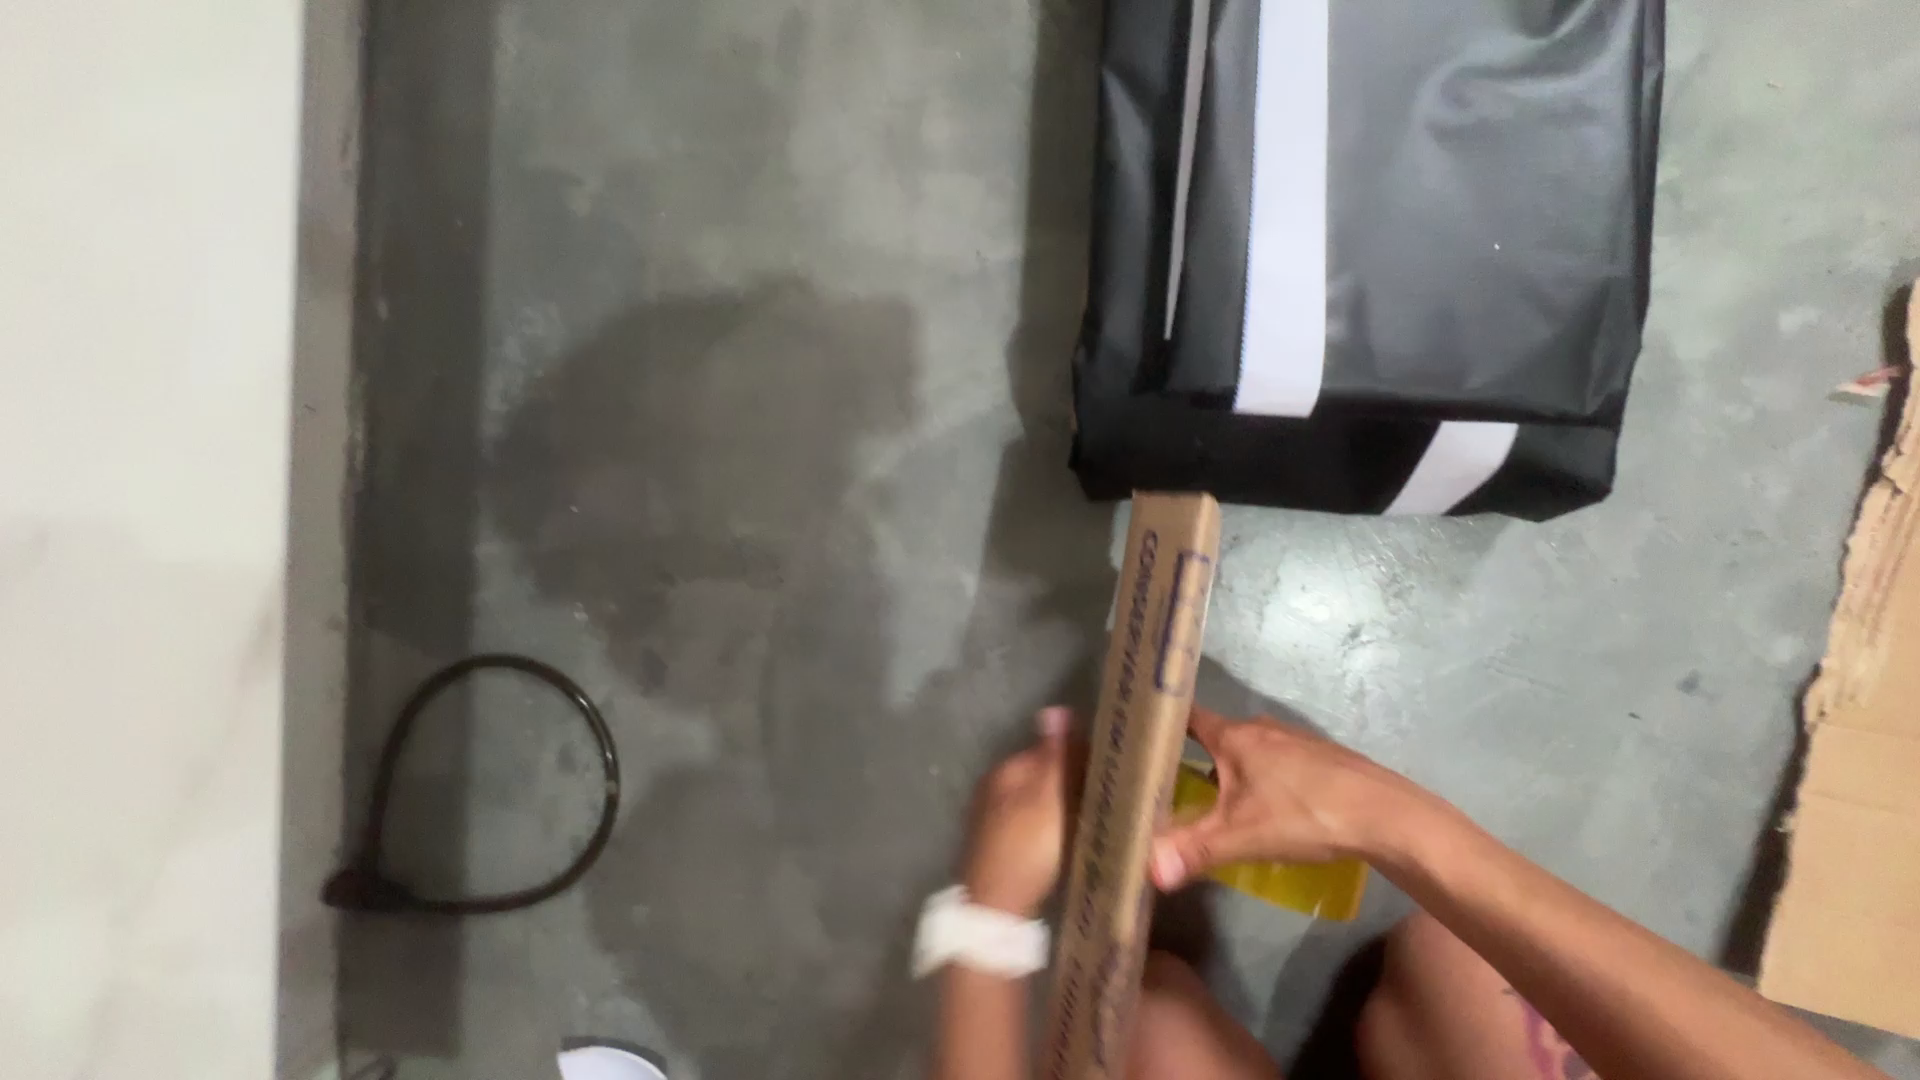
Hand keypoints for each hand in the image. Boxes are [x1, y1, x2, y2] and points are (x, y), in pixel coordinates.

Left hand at [960, 706, 1085, 916]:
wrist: (996, 905)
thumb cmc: (1027, 845)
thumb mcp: (1048, 796)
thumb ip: (1055, 755)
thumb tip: (1057, 708)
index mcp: (1005, 770)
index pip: (1047, 749)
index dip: (1078, 756)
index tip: (1108, 769)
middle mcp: (993, 787)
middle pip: (1040, 775)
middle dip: (1068, 781)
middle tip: (1104, 796)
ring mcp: (991, 817)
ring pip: (1036, 800)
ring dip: (1059, 805)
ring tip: (1090, 818)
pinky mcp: (996, 845)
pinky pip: (1030, 824)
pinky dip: (1049, 827)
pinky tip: (1065, 841)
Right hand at [1150, 708, 1414, 889]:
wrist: (1389, 816)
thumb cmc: (1306, 815)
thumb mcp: (1243, 837)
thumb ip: (1194, 850)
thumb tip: (1148, 870)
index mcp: (1234, 737)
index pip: (1188, 716)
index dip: (1163, 721)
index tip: (1140, 730)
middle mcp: (1261, 729)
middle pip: (1217, 737)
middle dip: (1194, 755)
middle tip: (1168, 779)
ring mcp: (1295, 741)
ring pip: (1249, 751)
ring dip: (1231, 769)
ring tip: (1213, 797)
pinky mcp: (1321, 758)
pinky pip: (1277, 761)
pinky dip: (1262, 776)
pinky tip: (1267, 806)